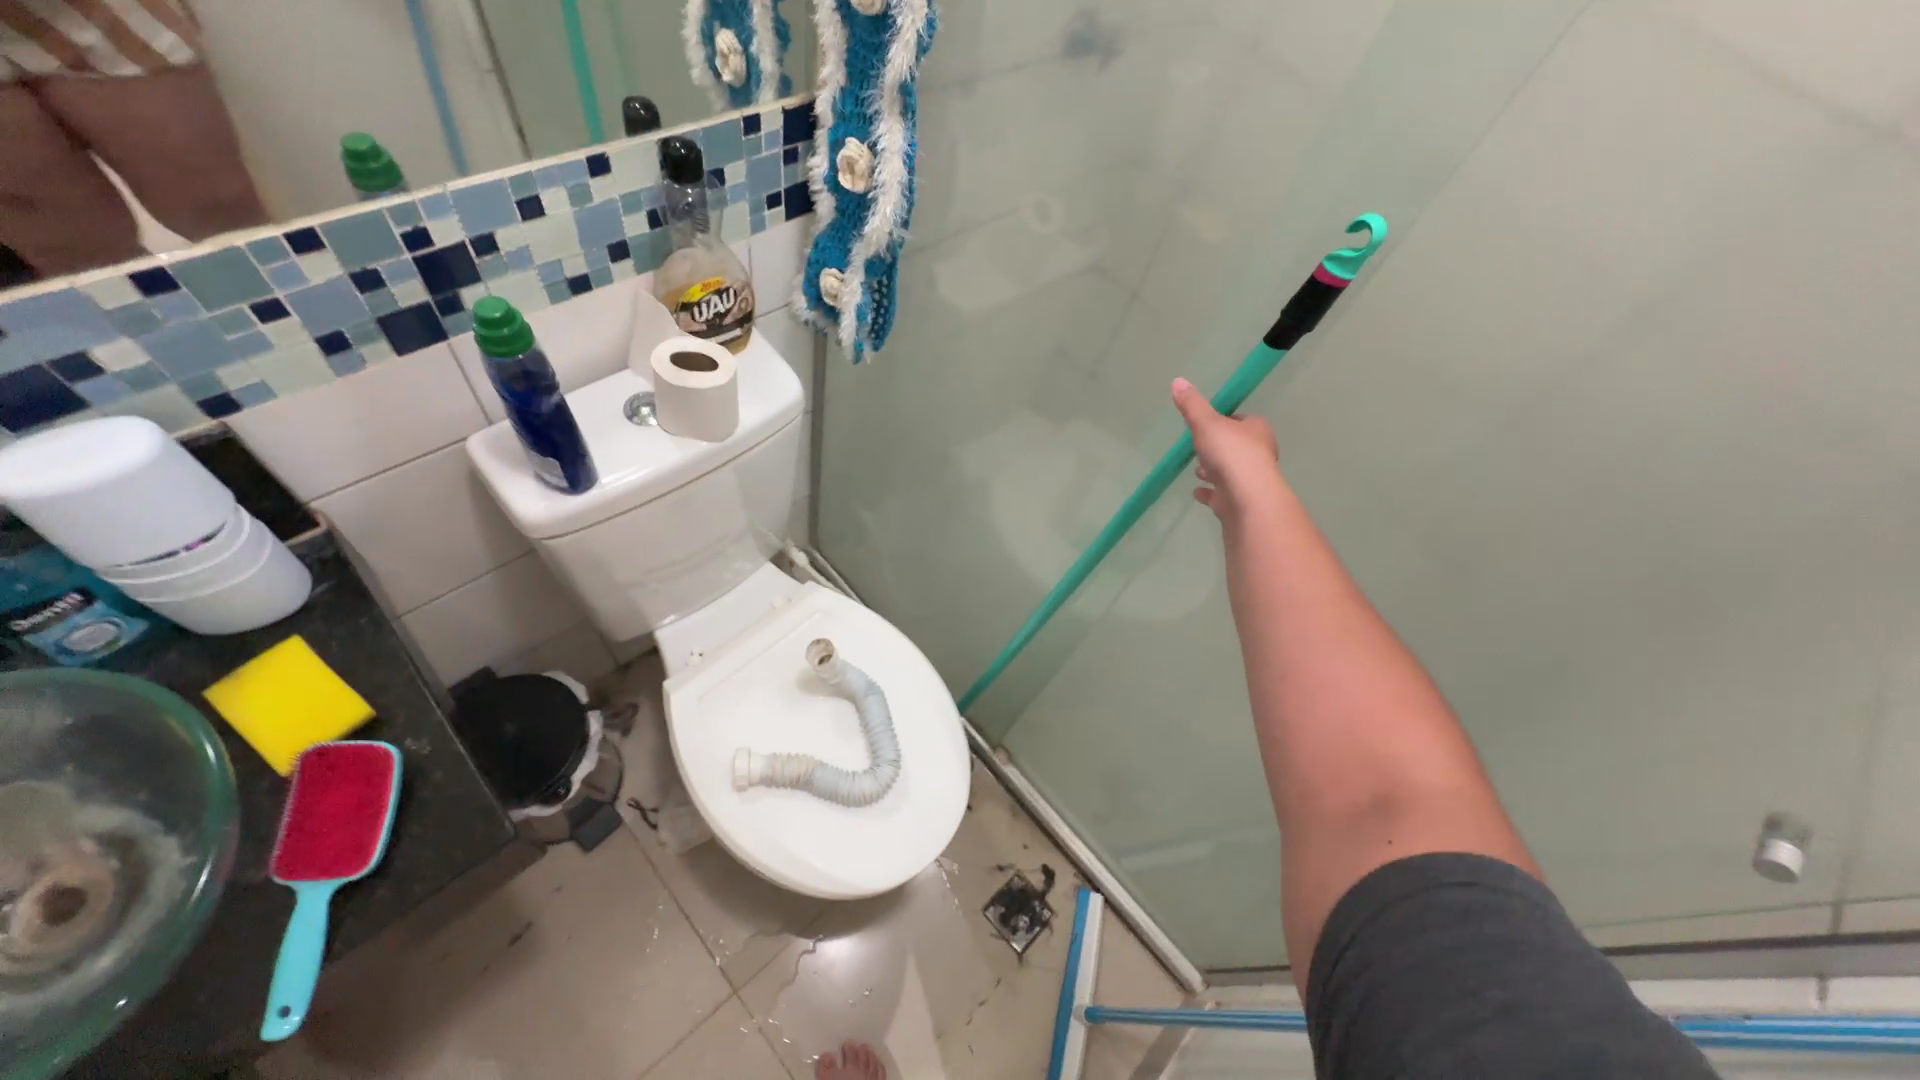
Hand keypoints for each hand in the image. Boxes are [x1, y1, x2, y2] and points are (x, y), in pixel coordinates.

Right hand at [1171, 377, 1286, 523]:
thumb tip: (1177, 381)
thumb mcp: (1206, 422)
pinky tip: (1197, 492)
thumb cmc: (1230, 452)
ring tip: (1197, 470)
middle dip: (1218, 447)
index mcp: (1257, 429)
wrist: (1245, 496)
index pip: (1242, 420)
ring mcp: (1251, 479)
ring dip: (1213, 470)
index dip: (1225, 421)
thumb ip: (1192, 405)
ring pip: (1230, 471)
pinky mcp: (1240, 500)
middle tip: (1200, 447)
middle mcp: (1259, 453)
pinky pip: (1222, 494)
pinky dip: (1210, 492)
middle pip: (1236, 446)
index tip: (1208, 424)